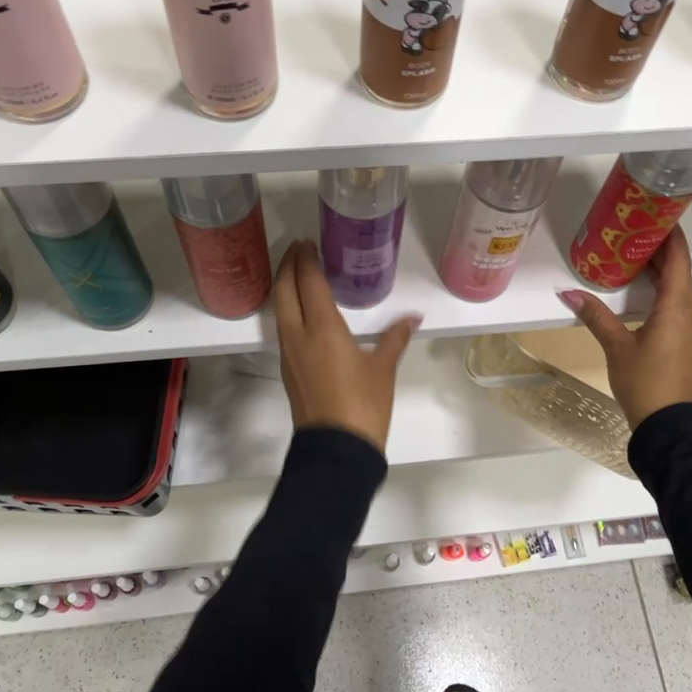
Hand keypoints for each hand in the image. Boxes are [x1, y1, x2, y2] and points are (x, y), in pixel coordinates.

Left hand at [273, 239, 418, 450]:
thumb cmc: (363, 405)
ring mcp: (288, 353)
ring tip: (297, 272)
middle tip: (298, 248)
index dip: (306, 259)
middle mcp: (298, 335)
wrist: (336, 449)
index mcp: (322, 329)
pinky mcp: (287, 369)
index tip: (309, 242)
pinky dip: (287, 308)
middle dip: (288, 265)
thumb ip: (394, 338)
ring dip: (284, 286)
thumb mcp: (383, 369)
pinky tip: (300, 310)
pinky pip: (283, 328)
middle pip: (283, 290)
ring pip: (279, 309)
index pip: (308, 282)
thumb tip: (412, 319)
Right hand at [558, 228, 691, 428]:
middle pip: (680, 270)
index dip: (670, 234)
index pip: (678, 258)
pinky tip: (640, 294)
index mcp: (678, 306)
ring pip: (679, 289)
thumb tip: (569, 293)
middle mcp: (691, 311)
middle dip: (659, 250)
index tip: (656, 213)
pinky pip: (678, 305)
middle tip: (632, 231)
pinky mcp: (688, 342)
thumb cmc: (646, 382)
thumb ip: (596, 317)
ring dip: (660, 272)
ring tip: (632, 257)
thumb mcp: (617, 347)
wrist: (671, 426)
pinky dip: (662, 292)